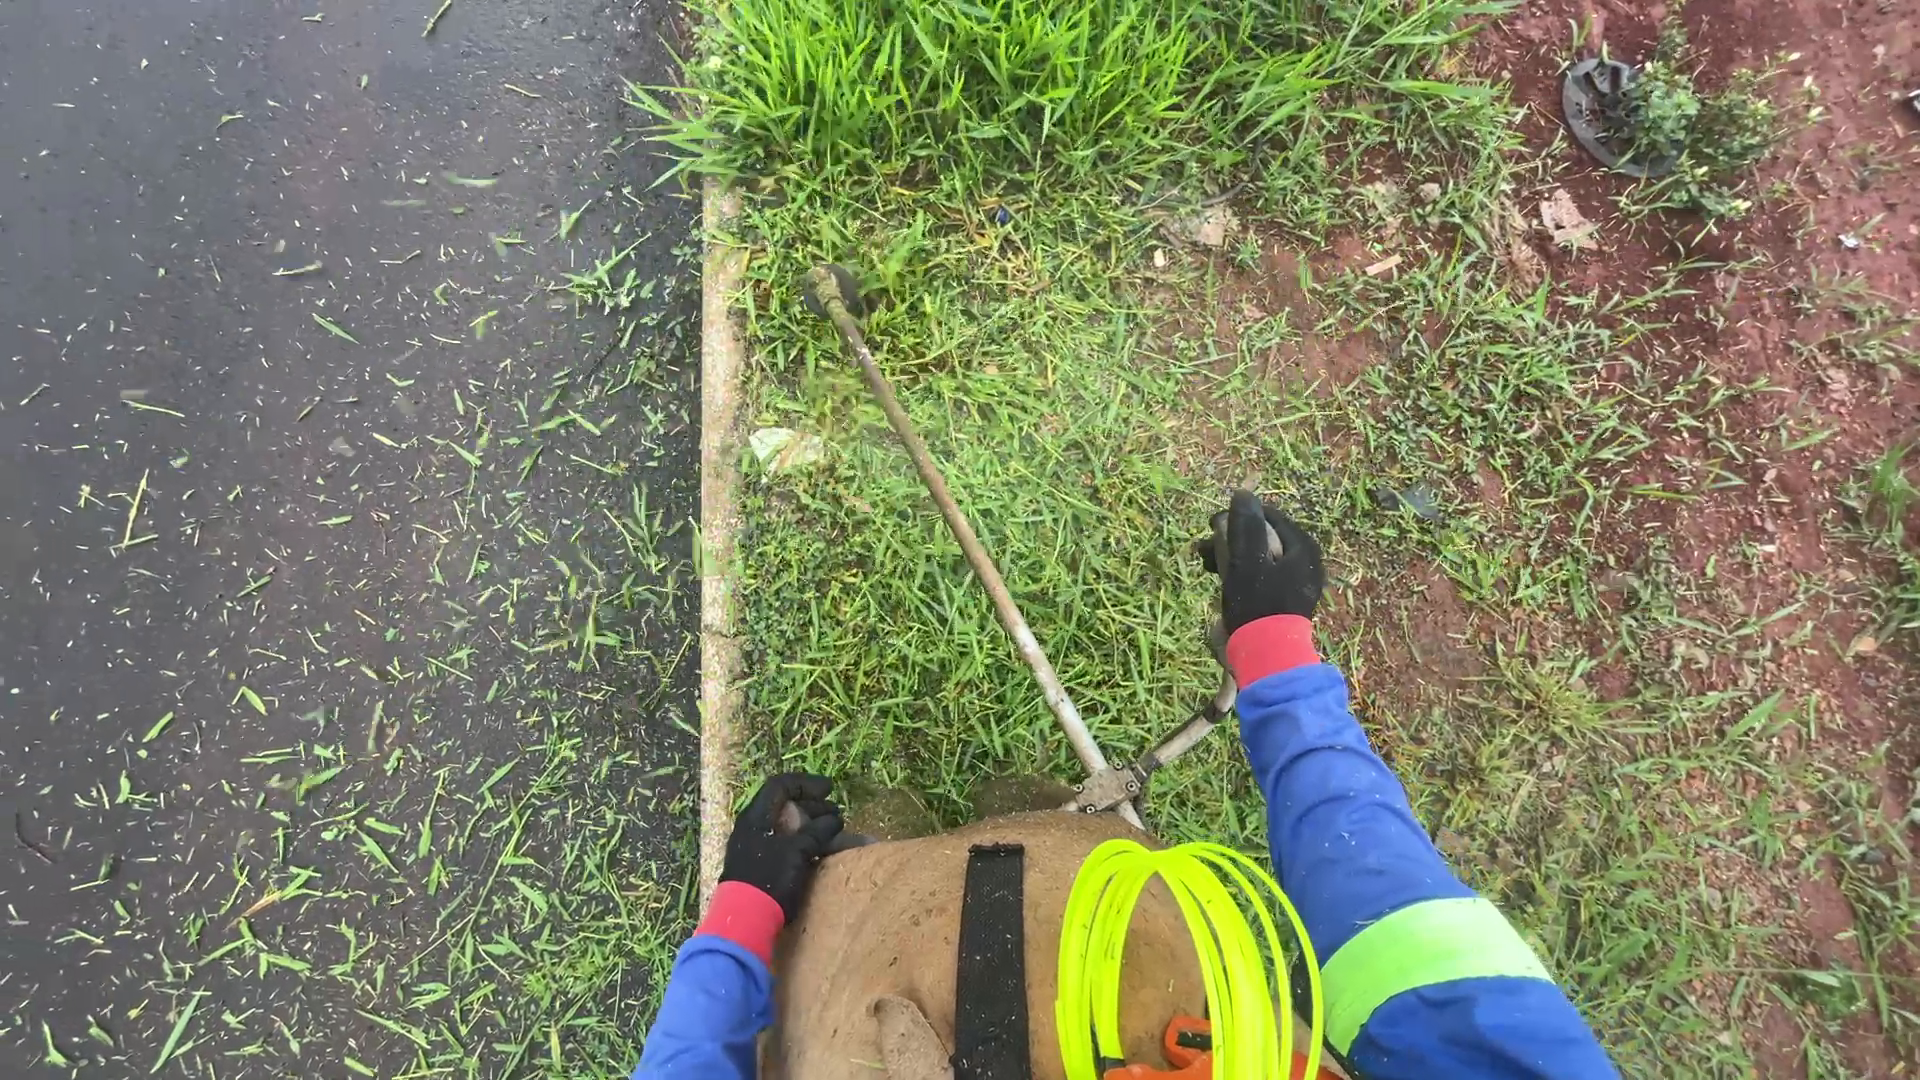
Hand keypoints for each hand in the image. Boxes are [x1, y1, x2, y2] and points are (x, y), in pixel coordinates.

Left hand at [720, 773, 843, 921]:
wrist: (744, 921)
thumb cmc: (771, 878)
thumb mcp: (799, 850)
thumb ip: (818, 831)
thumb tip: (834, 820)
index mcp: (757, 816)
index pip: (781, 786)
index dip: (807, 784)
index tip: (829, 790)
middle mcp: (753, 827)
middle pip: (785, 805)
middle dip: (813, 807)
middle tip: (834, 813)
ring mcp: (754, 846)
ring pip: (786, 826)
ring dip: (810, 825)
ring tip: (832, 832)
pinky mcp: (758, 865)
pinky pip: (784, 843)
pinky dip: (803, 842)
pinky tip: (818, 850)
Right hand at [1199, 490, 1324, 632]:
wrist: (1267, 654)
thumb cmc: (1257, 604)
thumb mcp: (1247, 560)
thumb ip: (1245, 525)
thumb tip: (1242, 493)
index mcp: (1302, 548)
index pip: (1267, 516)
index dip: (1236, 516)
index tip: (1211, 526)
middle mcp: (1304, 562)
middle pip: (1261, 537)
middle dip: (1229, 538)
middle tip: (1202, 549)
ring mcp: (1294, 583)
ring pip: (1256, 556)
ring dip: (1229, 555)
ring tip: (1206, 564)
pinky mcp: (1282, 601)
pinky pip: (1257, 575)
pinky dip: (1237, 573)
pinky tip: (1220, 580)